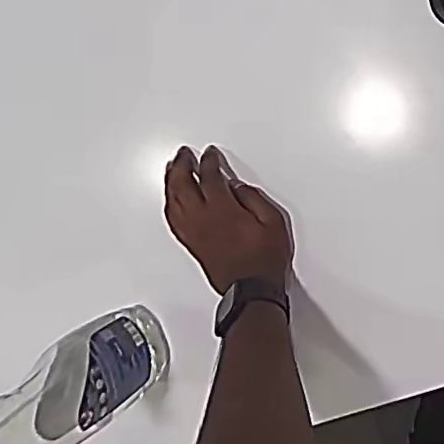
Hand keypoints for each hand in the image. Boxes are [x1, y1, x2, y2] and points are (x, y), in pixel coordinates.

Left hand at [164, 146, 292, 293]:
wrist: (252, 289)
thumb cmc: (264, 260)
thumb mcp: (273, 221)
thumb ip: (254, 198)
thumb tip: (239, 188)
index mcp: (223, 209)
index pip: (210, 176)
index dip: (209, 161)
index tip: (210, 154)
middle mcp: (203, 219)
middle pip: (183, 184)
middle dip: (183, 165)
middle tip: (184, 155)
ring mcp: (194, 233)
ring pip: (173, 200)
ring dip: (171, 181)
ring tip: (173, 169)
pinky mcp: (191, 244)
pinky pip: (173, 218)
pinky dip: (170, 203)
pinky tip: (171, 200)